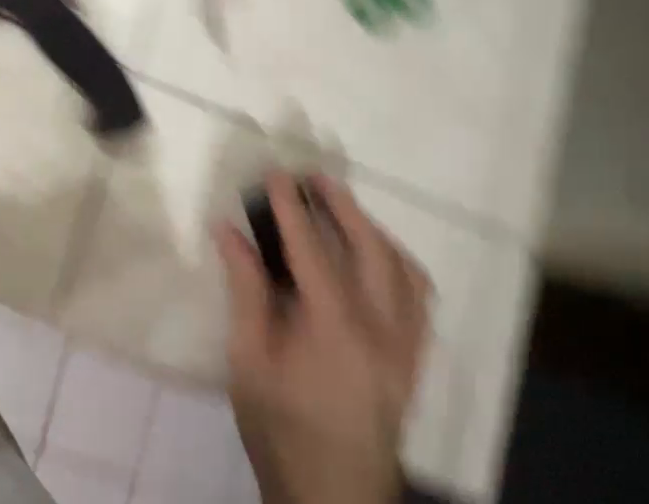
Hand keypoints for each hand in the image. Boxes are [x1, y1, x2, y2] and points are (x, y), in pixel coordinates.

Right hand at [215, 173, 431, 503]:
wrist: (332, 489)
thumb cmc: (278, 424)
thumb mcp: (248, 358)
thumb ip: (245, 290)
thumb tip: (229, 231)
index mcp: (335, 329)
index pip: (313, 250)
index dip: (292, 209)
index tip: (276, 175)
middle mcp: (383, 330)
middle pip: (369, 251)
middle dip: (342, 207)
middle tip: (314, 179)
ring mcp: (407, 346)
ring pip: (403, 271)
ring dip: (373, 231)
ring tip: (343, 209)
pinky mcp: (414, 361)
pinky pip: (419, 299)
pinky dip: (398, 265)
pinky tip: (377, 258)